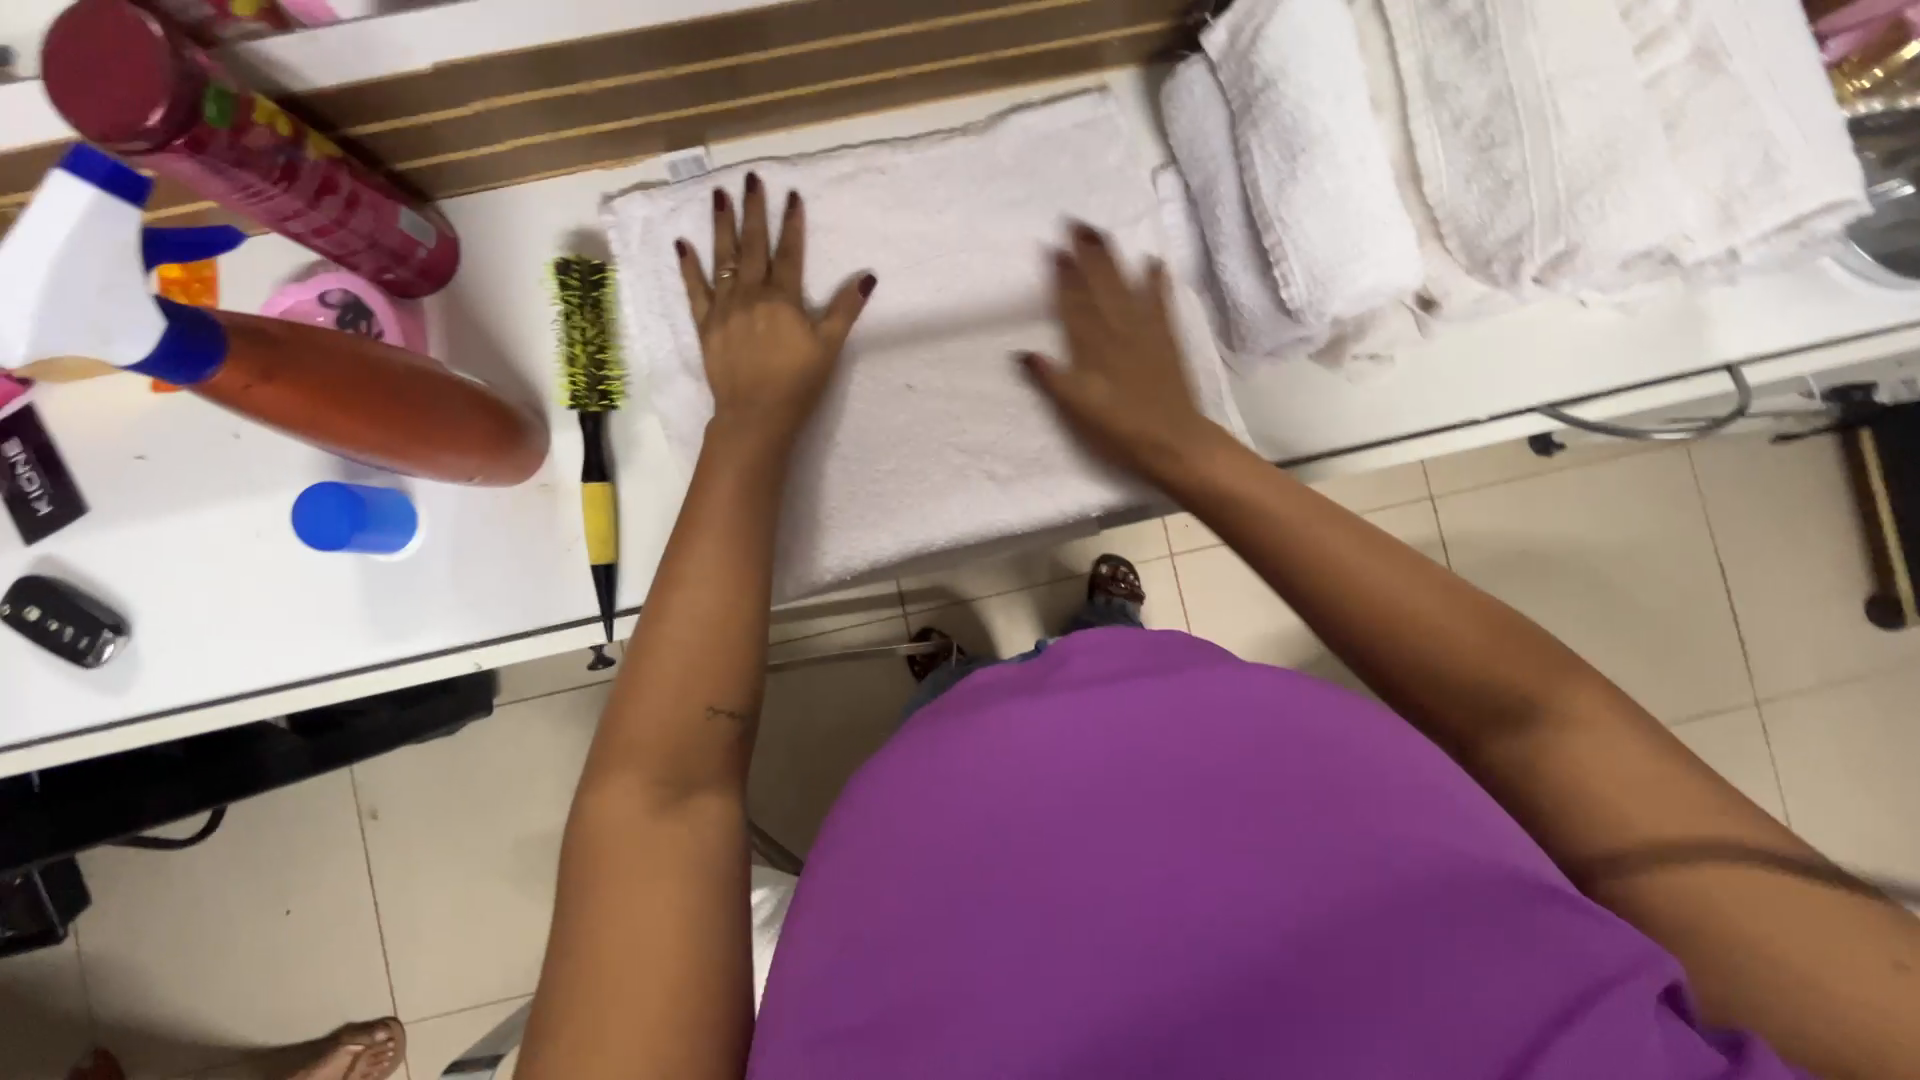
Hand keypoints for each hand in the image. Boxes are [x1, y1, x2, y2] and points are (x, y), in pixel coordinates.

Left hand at [676, 174, 874, 454]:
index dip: (791, 223)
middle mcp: (751, 294)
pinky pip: (694, 290)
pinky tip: (682, 244)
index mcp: (783, 298)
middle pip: (753, 245)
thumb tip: (867, 277)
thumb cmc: (798, 383)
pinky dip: (688, 266)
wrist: (755, 414)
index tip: (791, 194)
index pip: (789, 251)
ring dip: (721, 225)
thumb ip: (844, 309)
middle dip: (753, 210)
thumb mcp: (829, 346)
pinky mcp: (706, 325)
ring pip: (722, 258)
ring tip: (718, 195)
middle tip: (750, 179)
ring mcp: (725, 307)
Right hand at [1021, 223, 1224, 484]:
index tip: (1053, 248)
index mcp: (1092, 348)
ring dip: (1114, 259)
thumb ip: (1051, 379)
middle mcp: (1118, 331)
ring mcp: (1145, 333)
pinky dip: (1155, 282)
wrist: (1173, 441)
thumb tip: (1023, 353)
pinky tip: (1152, 262)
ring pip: (1126, 287)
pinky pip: (1160, 303)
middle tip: (1075, 222)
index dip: (1062, 277)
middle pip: (1099, 286)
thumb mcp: (1076, 410)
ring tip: (1102, 231)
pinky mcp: (1166, 340)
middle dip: (1087, 254)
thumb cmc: (1118, 430)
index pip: (1073, 305)